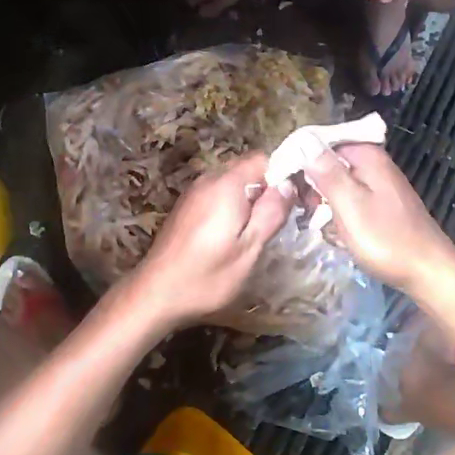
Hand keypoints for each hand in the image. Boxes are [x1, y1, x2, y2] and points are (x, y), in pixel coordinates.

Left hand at [128, 152, 291, 324]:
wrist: (155, 295)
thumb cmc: (207, 276)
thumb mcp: (250, 248)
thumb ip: (272, 212)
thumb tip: (289, 185)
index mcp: (227, 184)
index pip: (266, 158)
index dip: (286, 173)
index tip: (300, 198)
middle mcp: (210, 179)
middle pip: (250, 168)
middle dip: (271, 186)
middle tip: (286, 215)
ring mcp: (196, 192)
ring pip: (236, 181)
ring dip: (253, 197)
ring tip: (264, 227)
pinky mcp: (188, 206)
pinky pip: (221, 193)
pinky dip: (236, 204)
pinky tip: (239, 232)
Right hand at [301, 143, 454, 294]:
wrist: (427, 271)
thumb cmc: (386, 239)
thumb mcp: (350, 205)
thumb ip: (327, 172)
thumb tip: (303, 140)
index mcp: (367, 156)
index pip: (321, 141)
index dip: (299, 158)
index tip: (284, 182)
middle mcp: (375, 164)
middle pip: (329, 161)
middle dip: (313, 184)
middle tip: (309, 210)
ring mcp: (379, 185)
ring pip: (338, 184)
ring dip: (325, 203)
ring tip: (324, 225)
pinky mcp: (381, 205)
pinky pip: (350, 201)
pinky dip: (340, 214)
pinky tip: (339, 233)